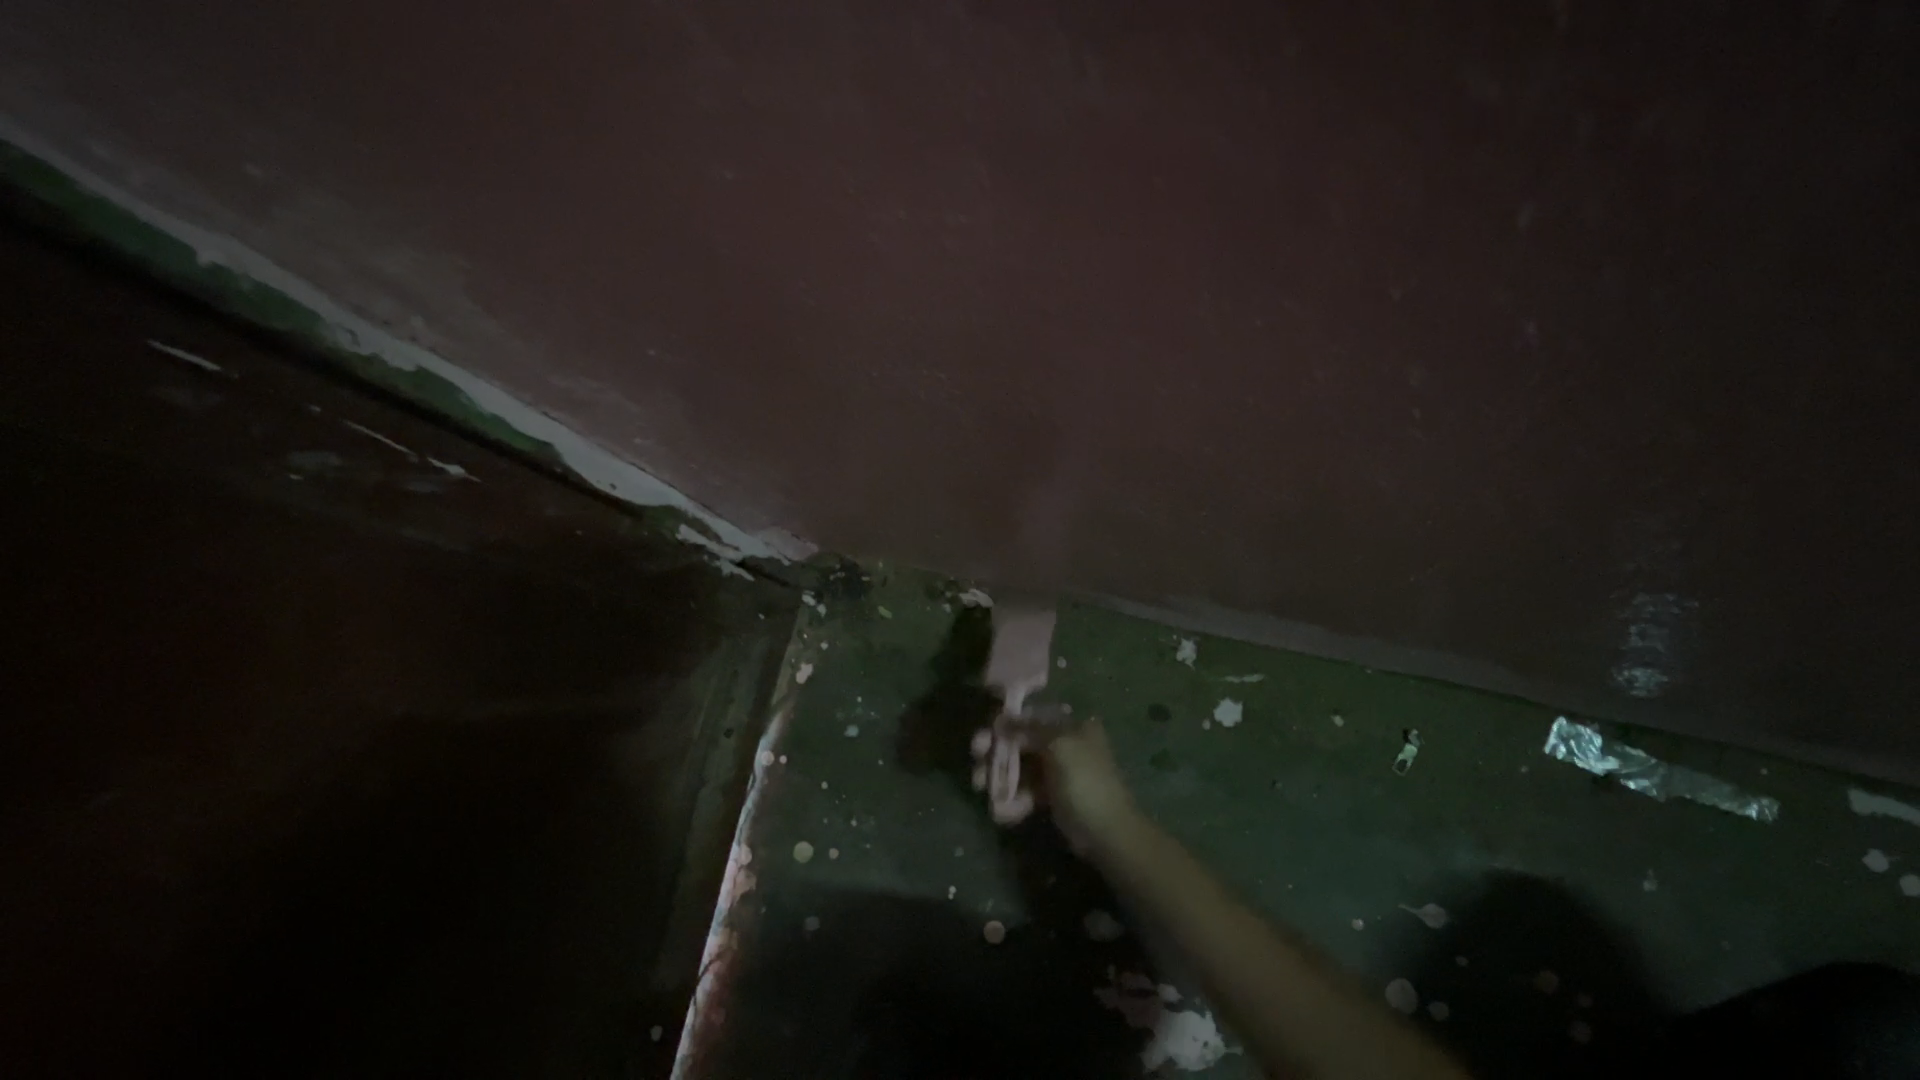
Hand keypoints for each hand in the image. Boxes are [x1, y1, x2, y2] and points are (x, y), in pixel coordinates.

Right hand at [971, 713, 1135, 851]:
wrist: (1107, 832)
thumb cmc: (1085, 782)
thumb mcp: (1060, 746)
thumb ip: (1029, 729)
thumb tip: (1001, 718)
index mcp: (1070, 726)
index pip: (1029, 718)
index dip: (1003, 727)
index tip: (980, 740)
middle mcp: (1062, 744)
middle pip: (1020, 744)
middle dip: (995, 756)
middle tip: (975, 769)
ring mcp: (1056, 771)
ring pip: (1019, 769)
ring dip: (998, 780)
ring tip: (981, 792)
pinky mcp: (1051, 797)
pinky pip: (1025, 792)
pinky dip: (1012, 801)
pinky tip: (1001, 812)